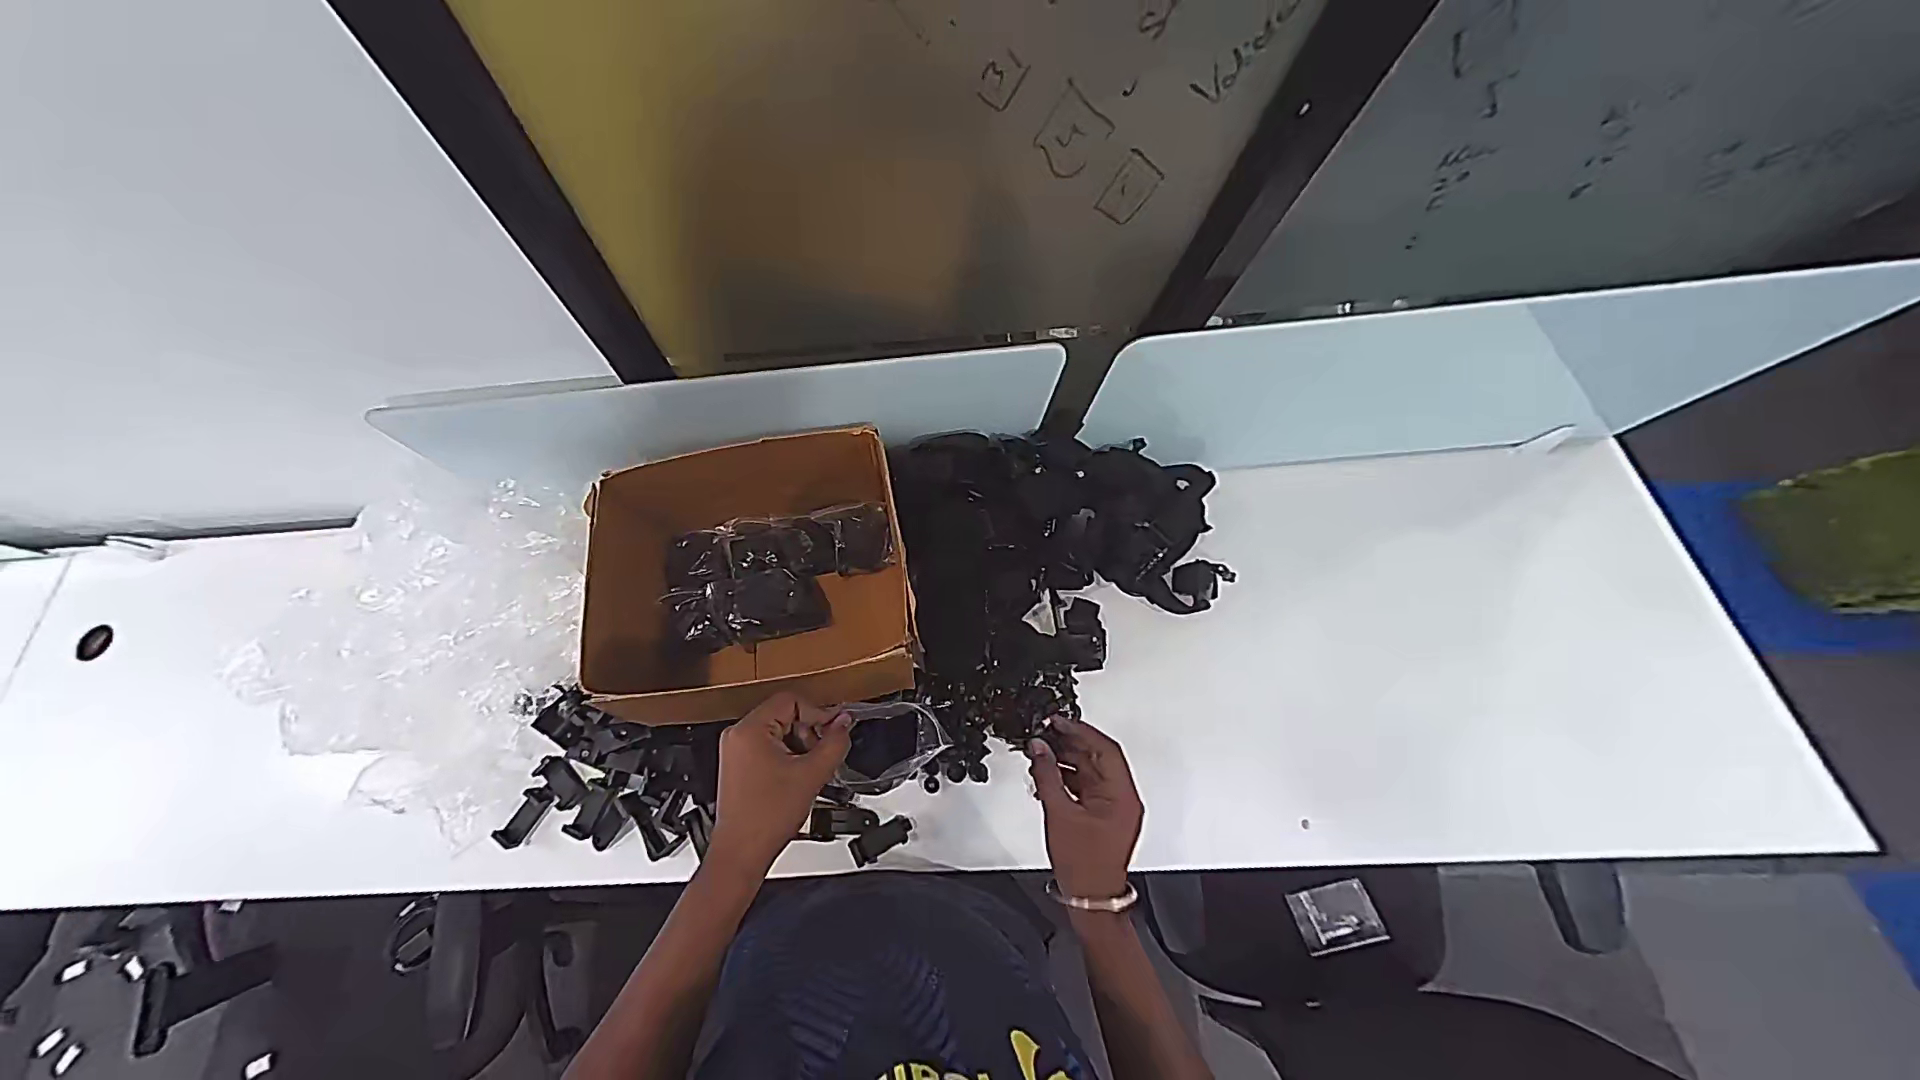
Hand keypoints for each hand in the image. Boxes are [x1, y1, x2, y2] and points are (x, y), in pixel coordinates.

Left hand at [711, 693, 850, 869]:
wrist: (741, 853)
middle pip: (785, 714)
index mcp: (750, 730)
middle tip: (822, 752)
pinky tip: (796, 775)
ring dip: (800, 744)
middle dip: (809, 731)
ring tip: (809, 768)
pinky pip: (769, 745)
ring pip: (779, 730)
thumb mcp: (812, 774)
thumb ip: (834, 742)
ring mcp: (736, 750)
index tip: (834, 728)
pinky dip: (788, 755)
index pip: (791, 700)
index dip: (818, 713)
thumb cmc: (765, 819)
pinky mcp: (739, 765)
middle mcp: (738, 735)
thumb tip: (844, 723)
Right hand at [1028, 715, 1142, 899]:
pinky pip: (1085, 784)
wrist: (1090, 899)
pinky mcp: (1101, 812)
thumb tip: (1040, 748)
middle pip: (1097, 757)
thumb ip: (1047, 775)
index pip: (1104, 749)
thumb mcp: (1060, 813)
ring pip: (1089, 769)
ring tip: (1041, 753)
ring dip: (1066, 759)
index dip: (1080, 731)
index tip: (1059, 722)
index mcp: (1121, 795)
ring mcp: (1112, 805)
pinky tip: (1047, 774)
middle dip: (1070, 743)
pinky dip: (1066, 776)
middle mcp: (1121, 797)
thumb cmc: (1083, 865)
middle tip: (1046, 734)